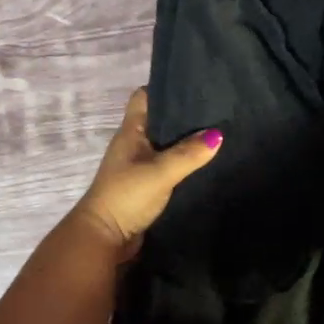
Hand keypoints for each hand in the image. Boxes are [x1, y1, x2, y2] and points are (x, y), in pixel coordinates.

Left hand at [68, 89, 221, 260]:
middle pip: (158, 120)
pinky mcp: (145, 184)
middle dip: (182, 116)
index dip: (164, 88)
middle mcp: (133, 143)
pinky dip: (182, 162)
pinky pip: (167, 165)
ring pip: (164, 144)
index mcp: (130, 131)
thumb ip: (188, 154)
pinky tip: (204, 163)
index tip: (192, 85)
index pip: (144, 97)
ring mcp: (138, 164)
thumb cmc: (127, 196)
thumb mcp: (160, 172)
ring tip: (218, 133)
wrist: (105, 238)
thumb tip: (218, 134)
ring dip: (184, 141)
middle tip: (215, 110)